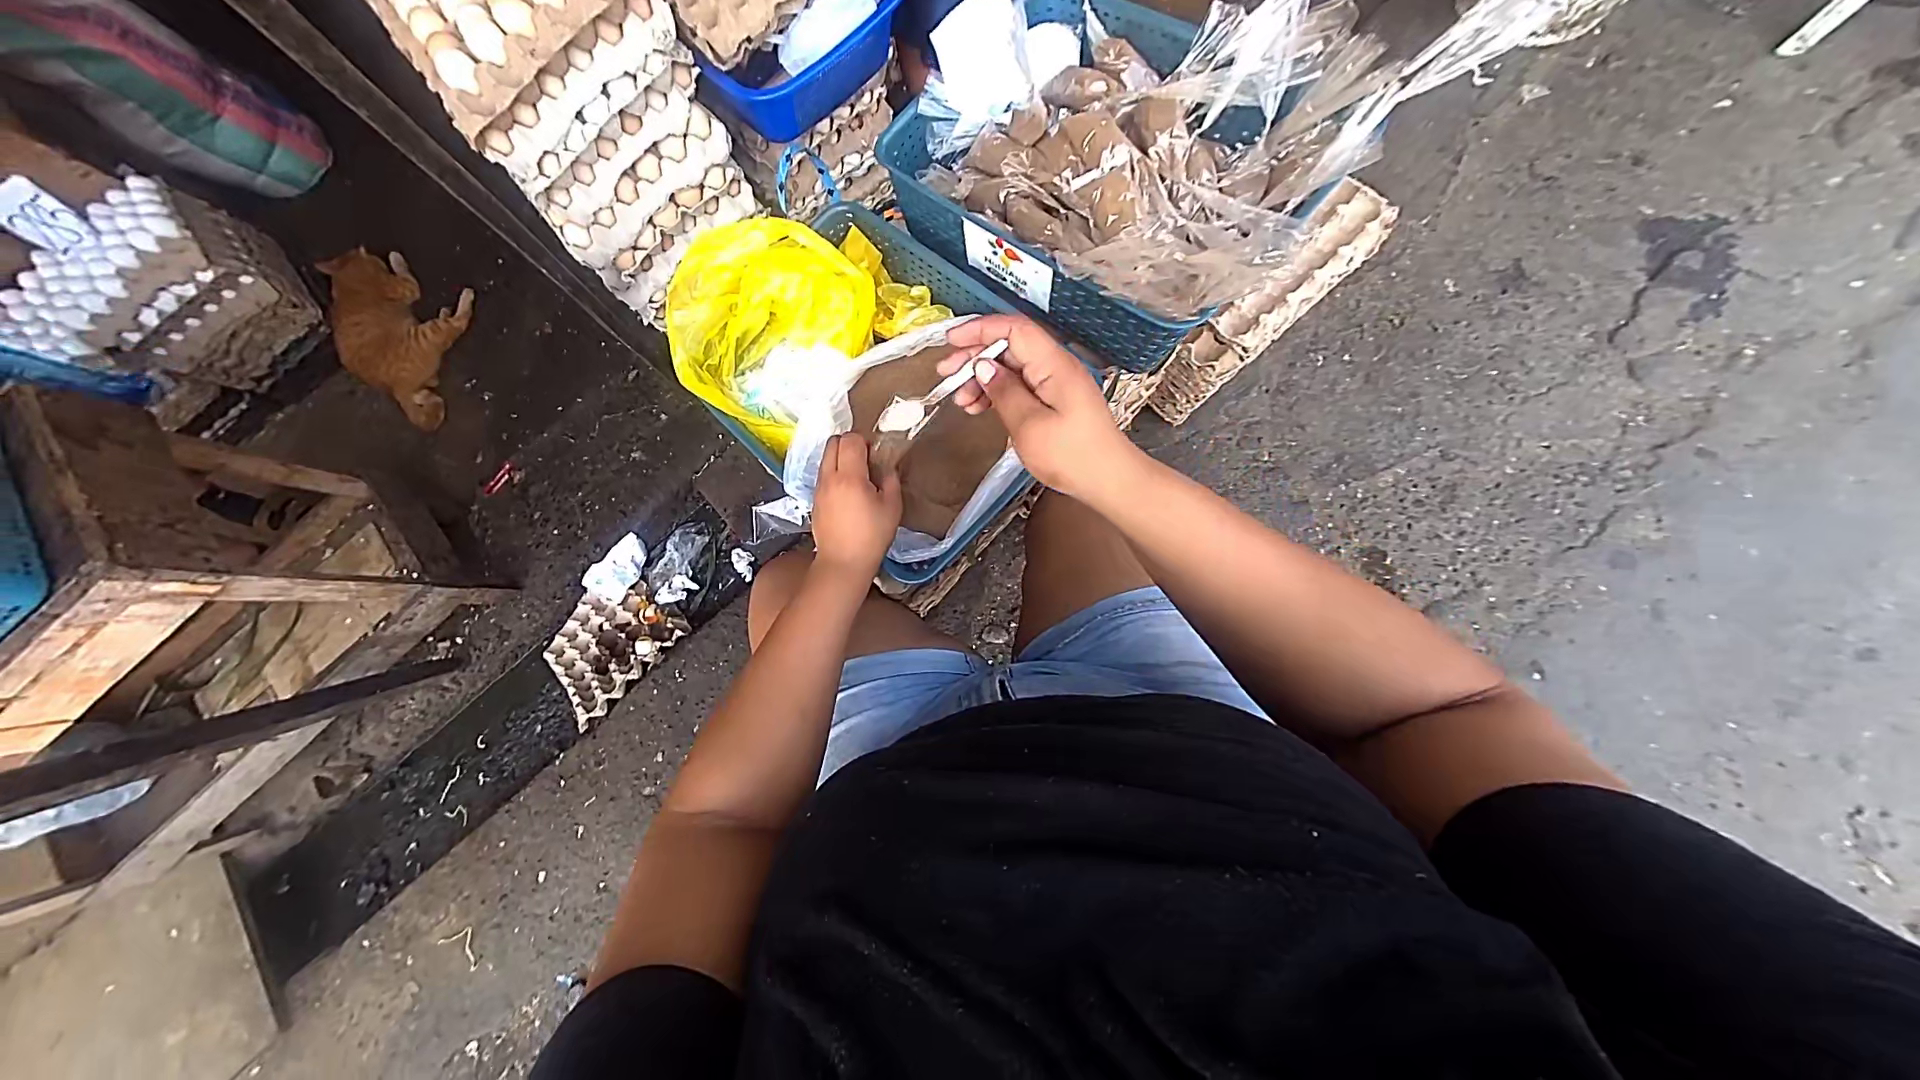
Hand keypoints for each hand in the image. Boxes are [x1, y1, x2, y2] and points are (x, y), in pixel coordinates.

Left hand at [810, 432, 901, 576]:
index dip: (865, 441)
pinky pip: (823, 476)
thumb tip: (886, 467)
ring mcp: (819, 489)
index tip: (875, 455)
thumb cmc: (871, 537)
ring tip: (858, 478)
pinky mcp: (814, 500)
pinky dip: (834, 474)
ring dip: (840, 459)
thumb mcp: (892, 507)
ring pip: (825, 458)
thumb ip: (890, 480)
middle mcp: (829, 479)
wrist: (843, 563)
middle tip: (866, 460)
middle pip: (833, 442)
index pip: (851, 440)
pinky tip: (848, 493)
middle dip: (849, 444)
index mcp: (849, 477)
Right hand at [939, 315, 1139, 499]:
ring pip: (1012, 366)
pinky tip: (981, 406)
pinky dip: (998, 392)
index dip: (979, 329)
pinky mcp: (1056, 400)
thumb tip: (984, 368)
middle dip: (975, 355)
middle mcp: (1056, 367)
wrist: (1109, 480)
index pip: (1013, 328)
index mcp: (1054, 365)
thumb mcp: (1029, 425)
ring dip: (983, 378)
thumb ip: (1004, 392)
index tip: (951, 340)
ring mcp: (1057, 383)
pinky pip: (1021, 384)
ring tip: (962, 399)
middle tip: (947, 374)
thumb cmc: (1074, 456)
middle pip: (1010, 345)